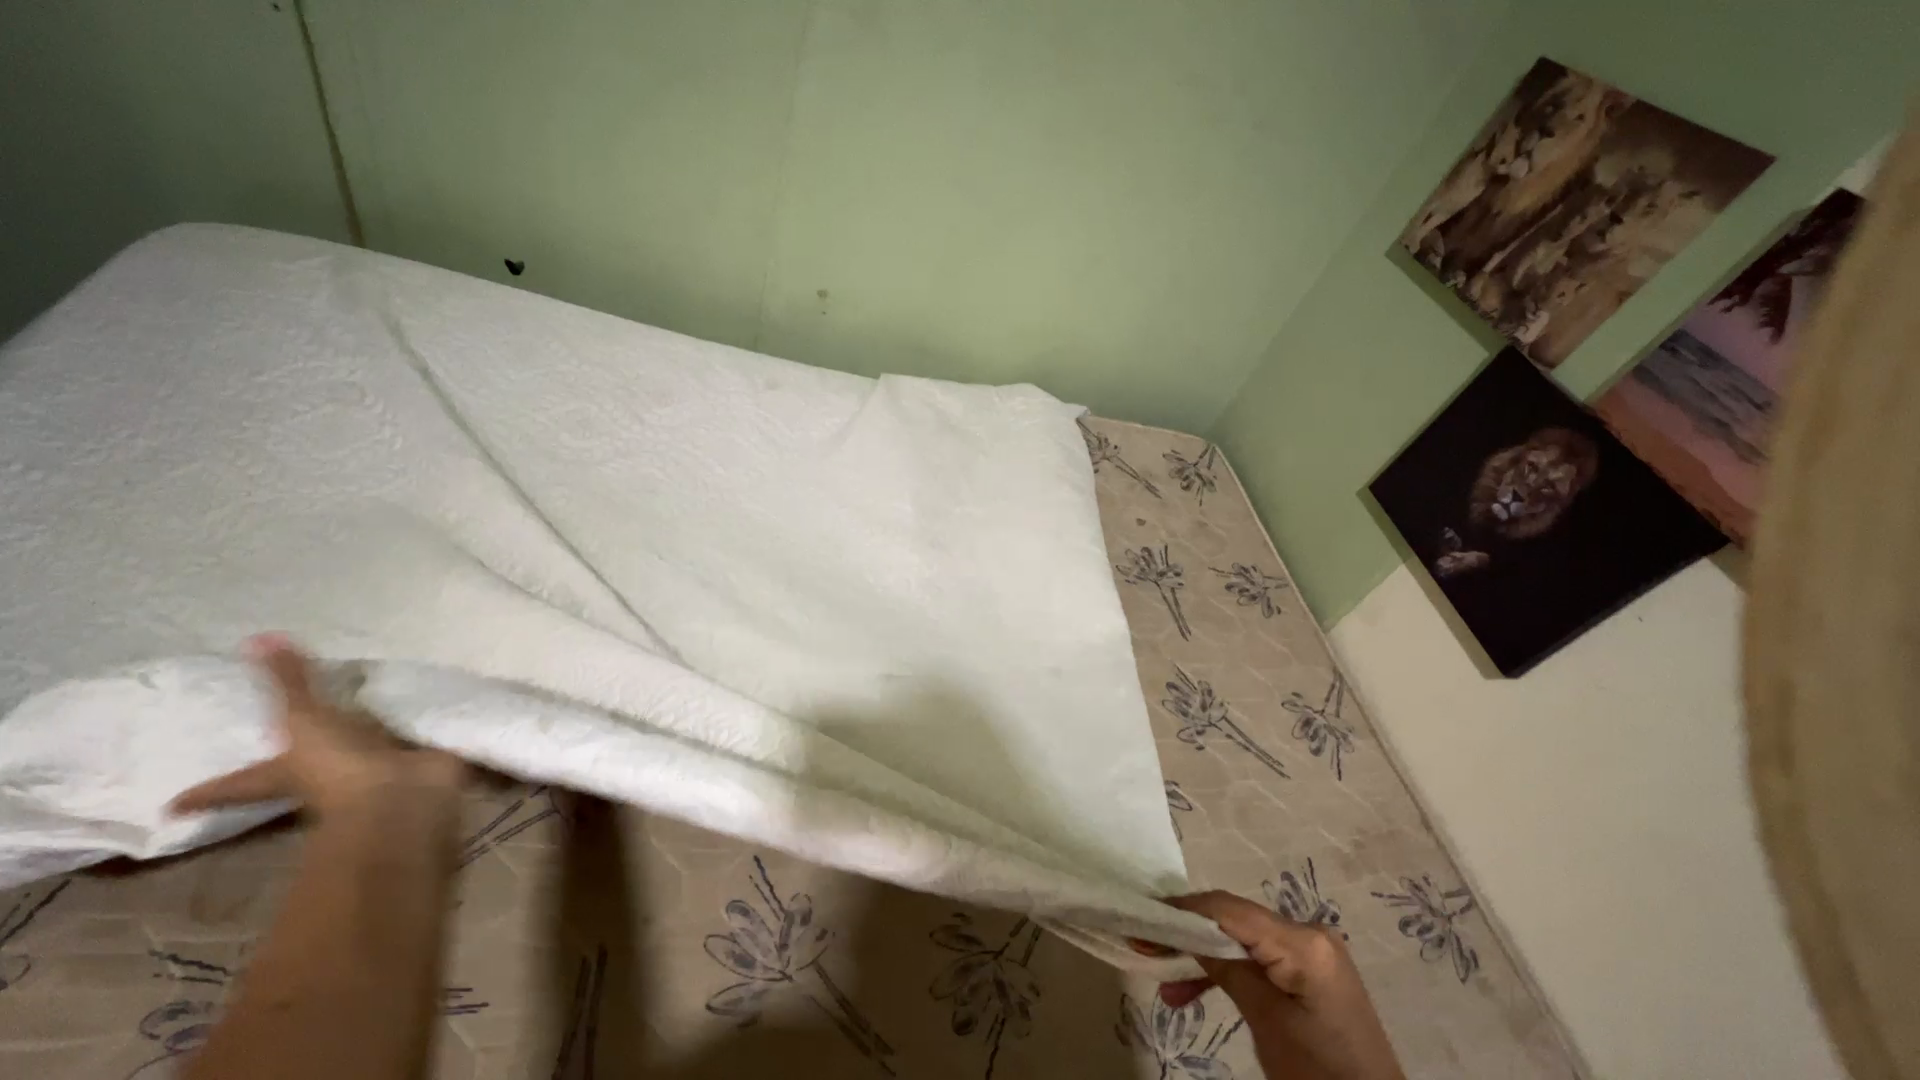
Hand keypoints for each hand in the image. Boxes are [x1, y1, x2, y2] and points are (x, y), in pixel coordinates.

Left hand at [170, 634, 465, 820]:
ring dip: (370, 738)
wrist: (399, 793)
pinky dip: (420, 731)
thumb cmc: (336, 763)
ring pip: (363, 752)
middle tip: (296, 737)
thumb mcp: (303, 718)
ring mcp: (371, 773)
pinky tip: (427, 714)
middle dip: (303, 756)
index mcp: (287, 772)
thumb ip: (288, 681)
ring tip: (373, 712)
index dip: (209, 791)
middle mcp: (326, 776)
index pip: (240, 781)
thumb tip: (257, 636)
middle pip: (303, 767)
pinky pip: (413, 742)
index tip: (172, 807)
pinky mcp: (412, 765)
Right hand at [1159, 891, 1404, 1079]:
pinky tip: (1195, 990)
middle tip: (1144, 949)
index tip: (1140, 921)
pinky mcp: (1309, 971)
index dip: (1182, 910)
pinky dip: (1226, 970)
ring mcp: (1311, 951)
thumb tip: (1182, 933)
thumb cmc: (1317, 1070)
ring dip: (1202, 956)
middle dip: (1187, 933)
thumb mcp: (1266, 1021)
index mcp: (1303, 941)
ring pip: (1241, 938)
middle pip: (1233, 919)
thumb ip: (1225, 970)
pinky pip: (1258, 956)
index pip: (1229, 910)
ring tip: (1165, 984)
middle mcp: (1308, 932)